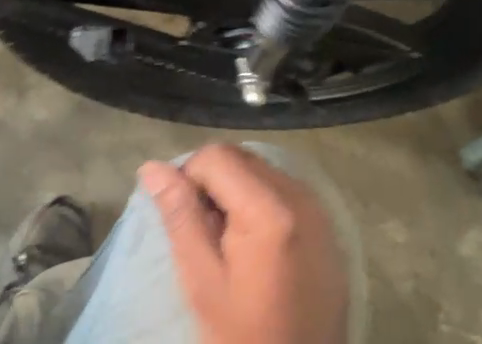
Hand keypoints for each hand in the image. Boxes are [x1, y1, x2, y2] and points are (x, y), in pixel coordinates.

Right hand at [140, 144, 348, 343]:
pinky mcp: (329, 232)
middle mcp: (302, 199)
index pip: (215, 156)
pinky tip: (256, 250)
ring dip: (237, 193)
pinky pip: (284, 193)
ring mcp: (321, 214)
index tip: (187, 223)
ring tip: (228, 245)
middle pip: (241, 158)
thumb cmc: (244, 338)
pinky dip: (261, 205)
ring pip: (261, 172)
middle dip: (214, 184)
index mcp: (270, 210)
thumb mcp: (202, 281)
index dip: (190, 180)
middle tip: (205, 236)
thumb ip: (179, 215)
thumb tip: (152, 167)